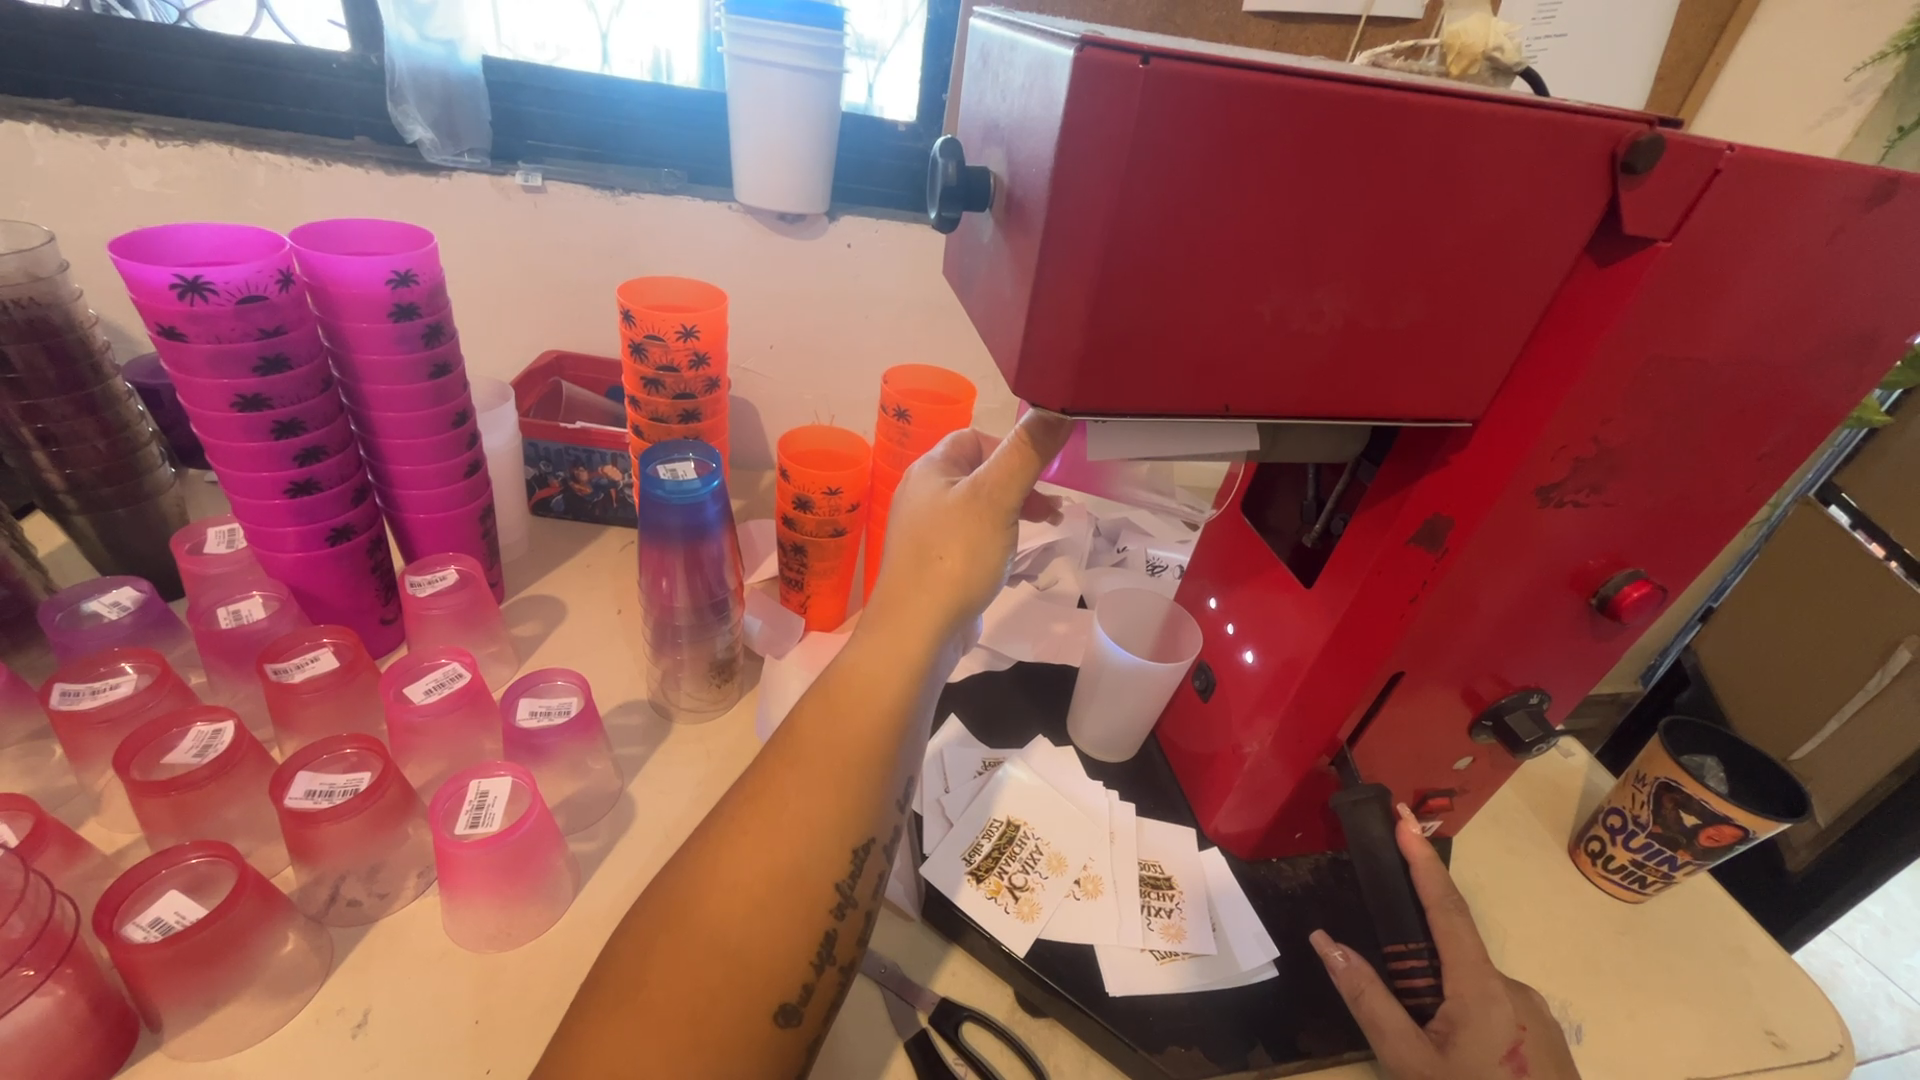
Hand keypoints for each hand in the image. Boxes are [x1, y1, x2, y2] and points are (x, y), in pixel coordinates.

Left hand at [864, 408, 1073, 663]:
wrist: (916, 632)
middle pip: (979, 473)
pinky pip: (971, 541)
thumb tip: (1057, 407)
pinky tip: (1011, 560)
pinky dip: (996, 542)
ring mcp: (926, 533)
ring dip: (1012, 513)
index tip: (1042, 472)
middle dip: (1019, 484)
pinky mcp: (935, 565)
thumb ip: (1026, 452)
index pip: (974, 437)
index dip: (1011, 448)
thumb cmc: (955, 556)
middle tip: (1051, 508)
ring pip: (978, 509)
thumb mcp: (996, 497)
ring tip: (1042, 530)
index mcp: (930, 469)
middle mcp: (923, 495)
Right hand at [1310, 806, 1580, 1079]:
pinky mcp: (1546, 1039)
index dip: (1421, 859)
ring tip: (1433, 1057)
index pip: (1445, 907)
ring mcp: (1535, 1014)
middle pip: (1451, 952)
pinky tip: (1457, 1062)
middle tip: (1404, 1017)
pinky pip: (1490, 1007)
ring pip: (1468, 984)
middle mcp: (1513, 988)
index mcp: (1480, 987)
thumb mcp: (1409, 1063)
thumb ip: (1368, 999)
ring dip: (1439, 1000)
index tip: (1403, 817)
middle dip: (1416, 964)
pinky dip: (1462, 1017)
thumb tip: (1323, 939)